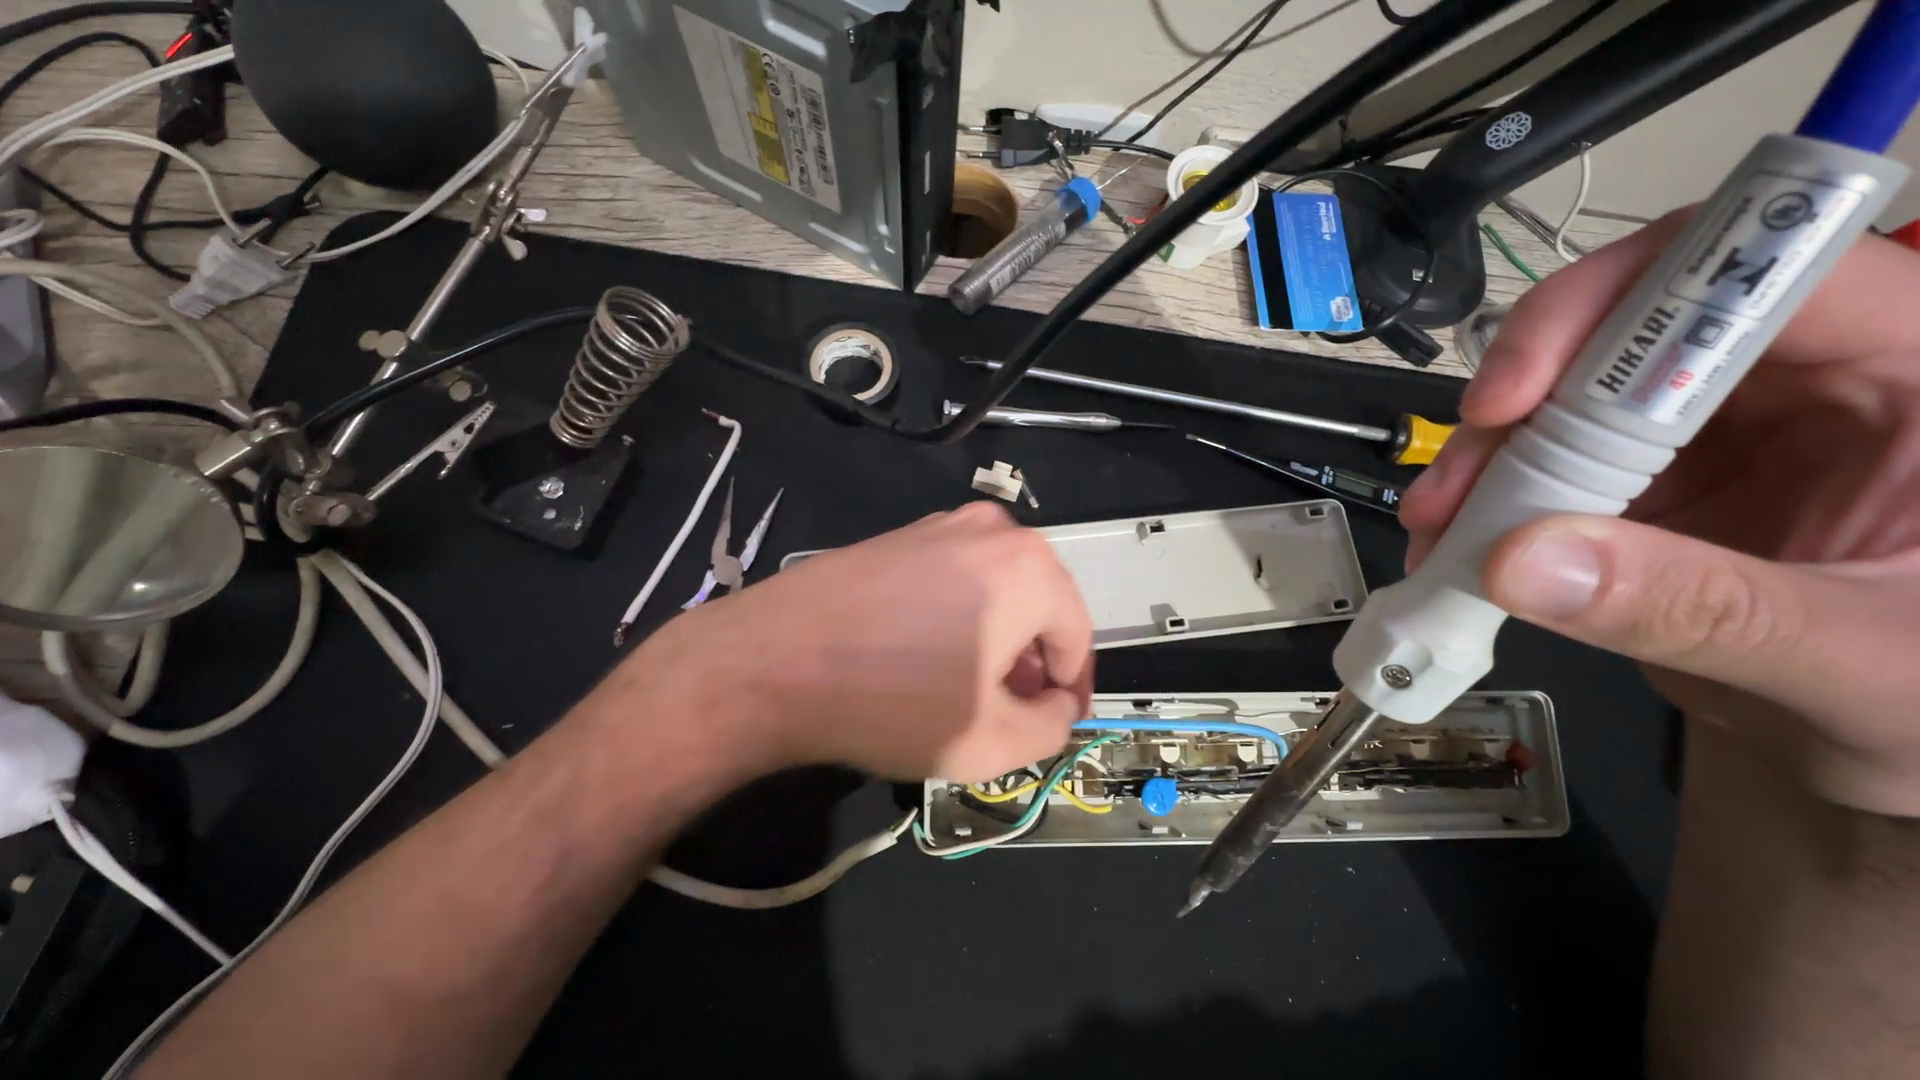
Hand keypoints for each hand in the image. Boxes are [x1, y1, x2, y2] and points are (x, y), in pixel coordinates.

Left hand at [620, 501, 1093, 782]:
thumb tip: (1054, 705)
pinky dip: (953, 621)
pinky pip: (949, 582)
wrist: (771, 661)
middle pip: (1036, 608)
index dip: (1071, 690)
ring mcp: (936, 527)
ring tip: (962, 693)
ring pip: (992, 594)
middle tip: (1009, 714)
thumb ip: (1051, 727)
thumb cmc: (893, 701)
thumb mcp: (993, 741)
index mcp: (1029, 567)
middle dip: (1030, 665)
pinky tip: (920, 663)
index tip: (1054, 724)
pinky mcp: (894, 539)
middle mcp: (990, 530)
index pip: (1077, 637)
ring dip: (992, 643)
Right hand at [1403, 216, 1919, 815]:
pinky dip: (1488, 503)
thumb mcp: (1857, 661)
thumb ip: (1703, 607)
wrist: (1919, 748)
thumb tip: (1517, 562)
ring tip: (1437, 530)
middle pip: (1629, 329)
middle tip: (1452, 486)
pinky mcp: (1655, 480)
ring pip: (1568, 398)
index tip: (1509, 400)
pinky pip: (1550, 466)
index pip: (1752, 276)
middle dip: (1516, 402)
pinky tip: (1452, 548)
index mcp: (1908, 373)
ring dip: (1487, 459)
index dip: (1617, 308)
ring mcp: (1716, 431)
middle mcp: (1801, 380)